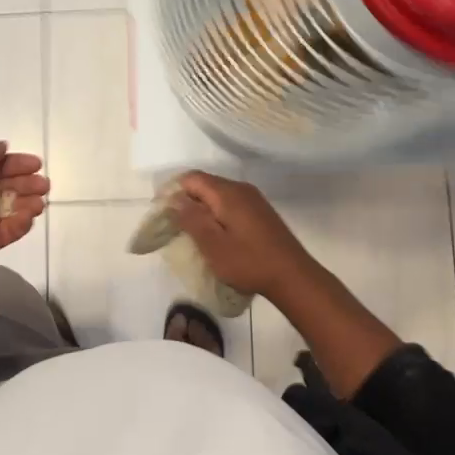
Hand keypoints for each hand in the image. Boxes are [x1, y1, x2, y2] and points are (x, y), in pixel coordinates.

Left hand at [0, 140, 48, 277]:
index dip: (15, 163)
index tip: (36, 164)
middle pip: (7, 185)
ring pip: (14, 207)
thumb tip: (3, 147)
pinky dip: (23, 221)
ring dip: (29, 201)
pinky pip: (12, 229)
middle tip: (43, 184)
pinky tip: (28, 215)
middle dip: (27, 182)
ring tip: (39, 201)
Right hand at [170, 171, 320, 301]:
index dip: (173, 191)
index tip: (162, 213)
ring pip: (218, 194)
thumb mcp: (213, 244)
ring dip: (202, 208)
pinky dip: (217, 213)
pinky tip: (216, 234)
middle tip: (174, 225)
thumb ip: (192, 218)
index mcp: (227, 193)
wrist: (292, 276)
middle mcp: (241, 189)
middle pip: (205, 184)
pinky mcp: (261, 212)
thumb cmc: (249, 262)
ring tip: (193, 232)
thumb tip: (174, 198)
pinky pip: (231, 203)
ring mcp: (254, 199)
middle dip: (187, 200)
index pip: (191, 178)